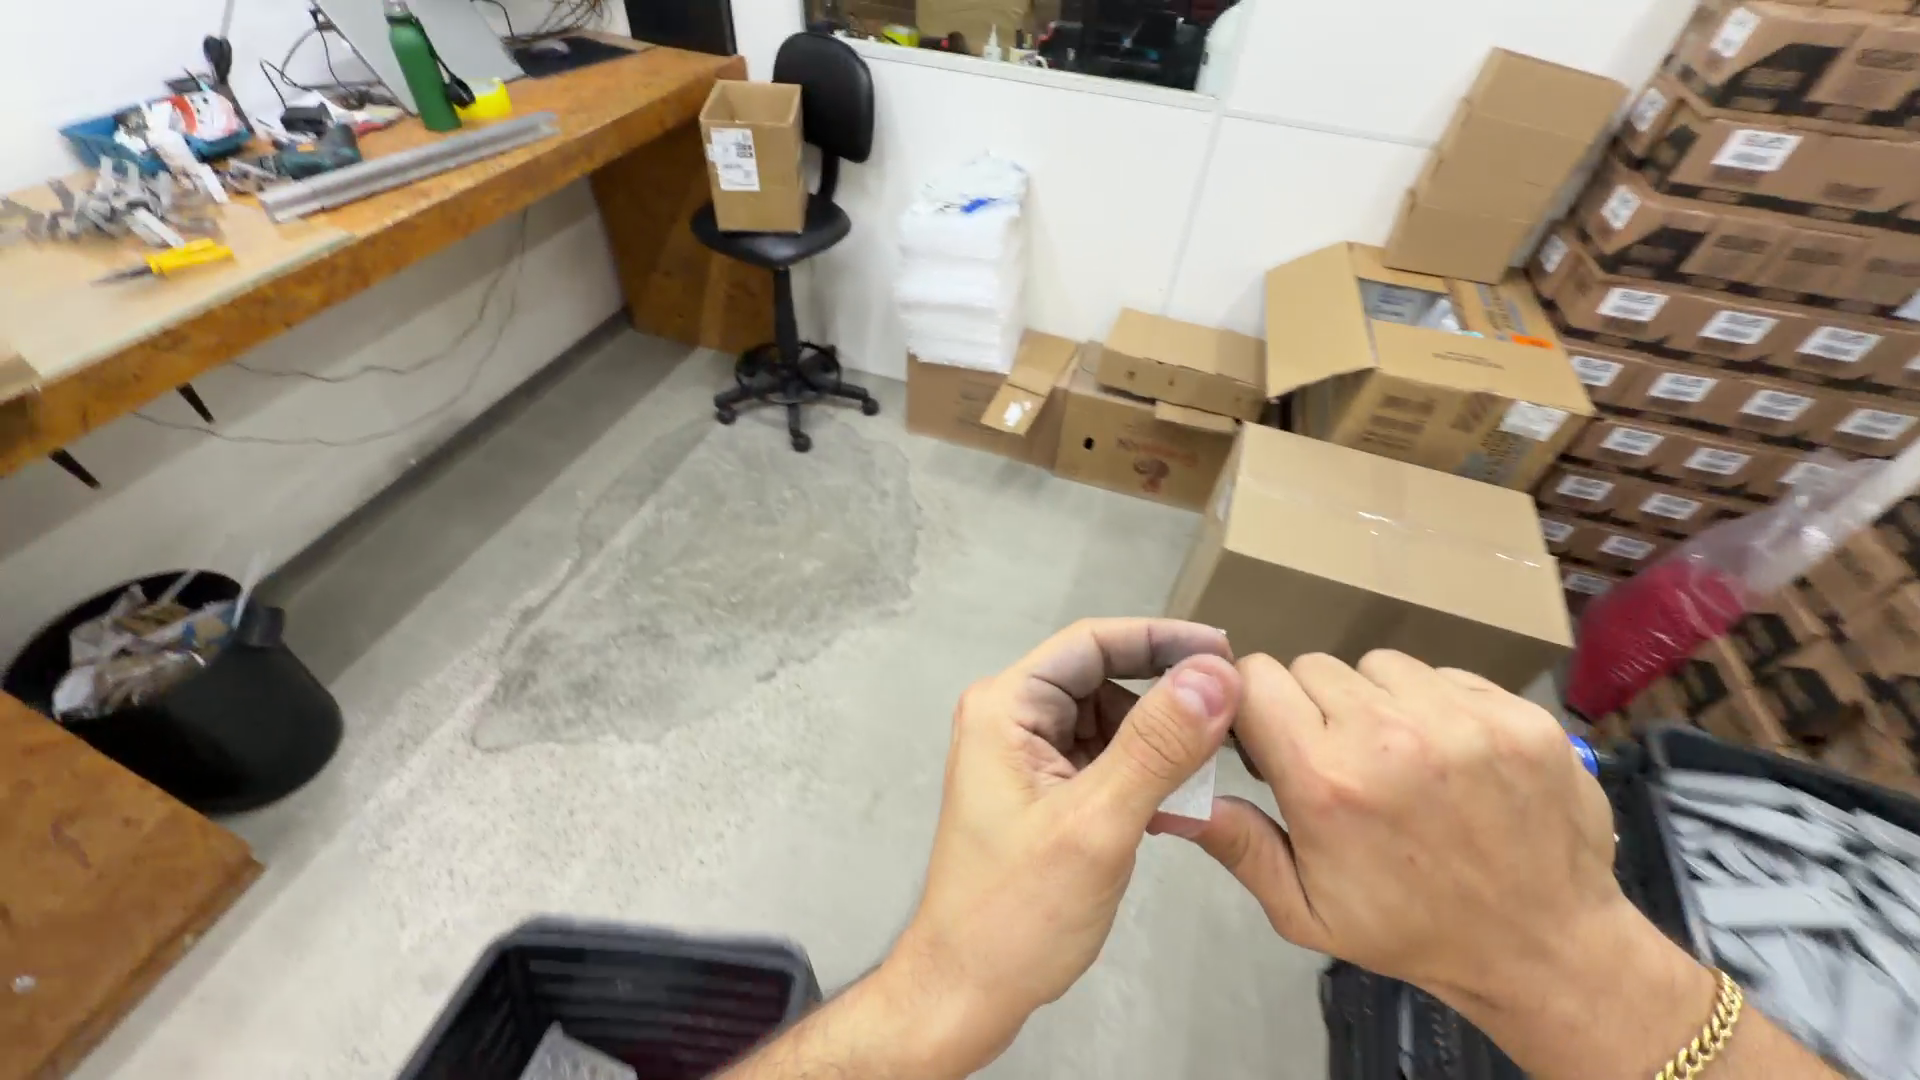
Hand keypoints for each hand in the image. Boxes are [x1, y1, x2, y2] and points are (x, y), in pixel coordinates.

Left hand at [883, 619, 1241, 1074]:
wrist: (967, 989)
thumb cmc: (1019, 911)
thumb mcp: (1097, 823)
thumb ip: (1157, 746)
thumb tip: (1215, 674)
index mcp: (1007, 706)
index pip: (1091, 642)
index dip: (1161, 638)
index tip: (1227, 652)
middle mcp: (1011, 718)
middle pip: (1101, 677)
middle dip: (1165, 693)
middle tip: (1234, 709)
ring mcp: (1025, 755)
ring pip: (1108, 720)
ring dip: (1159, 739)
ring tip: (1213, 764)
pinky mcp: (1041, 789)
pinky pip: (1101, 758)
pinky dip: (1142, 772)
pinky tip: (1179, 801)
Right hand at [1188, 651, 1637, 1010]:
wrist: (1548, 952)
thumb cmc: (1407, 929)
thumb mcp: (1302, 910)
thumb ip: (1235, 843)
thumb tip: (1168, 796)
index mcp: (1326, 779)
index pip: (1254, 677)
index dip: (1252, 702)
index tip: (1269, 734)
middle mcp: (1388, 735)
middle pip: (1311, 666)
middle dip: (1310, 704)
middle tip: (1336, 755)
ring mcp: (1461, 719)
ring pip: (1375, 664)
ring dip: (1372, 699)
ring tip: (1396, 753)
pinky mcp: (1517, 714)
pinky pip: (1441, 673)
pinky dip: (1432, 703)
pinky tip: (1449, 753)